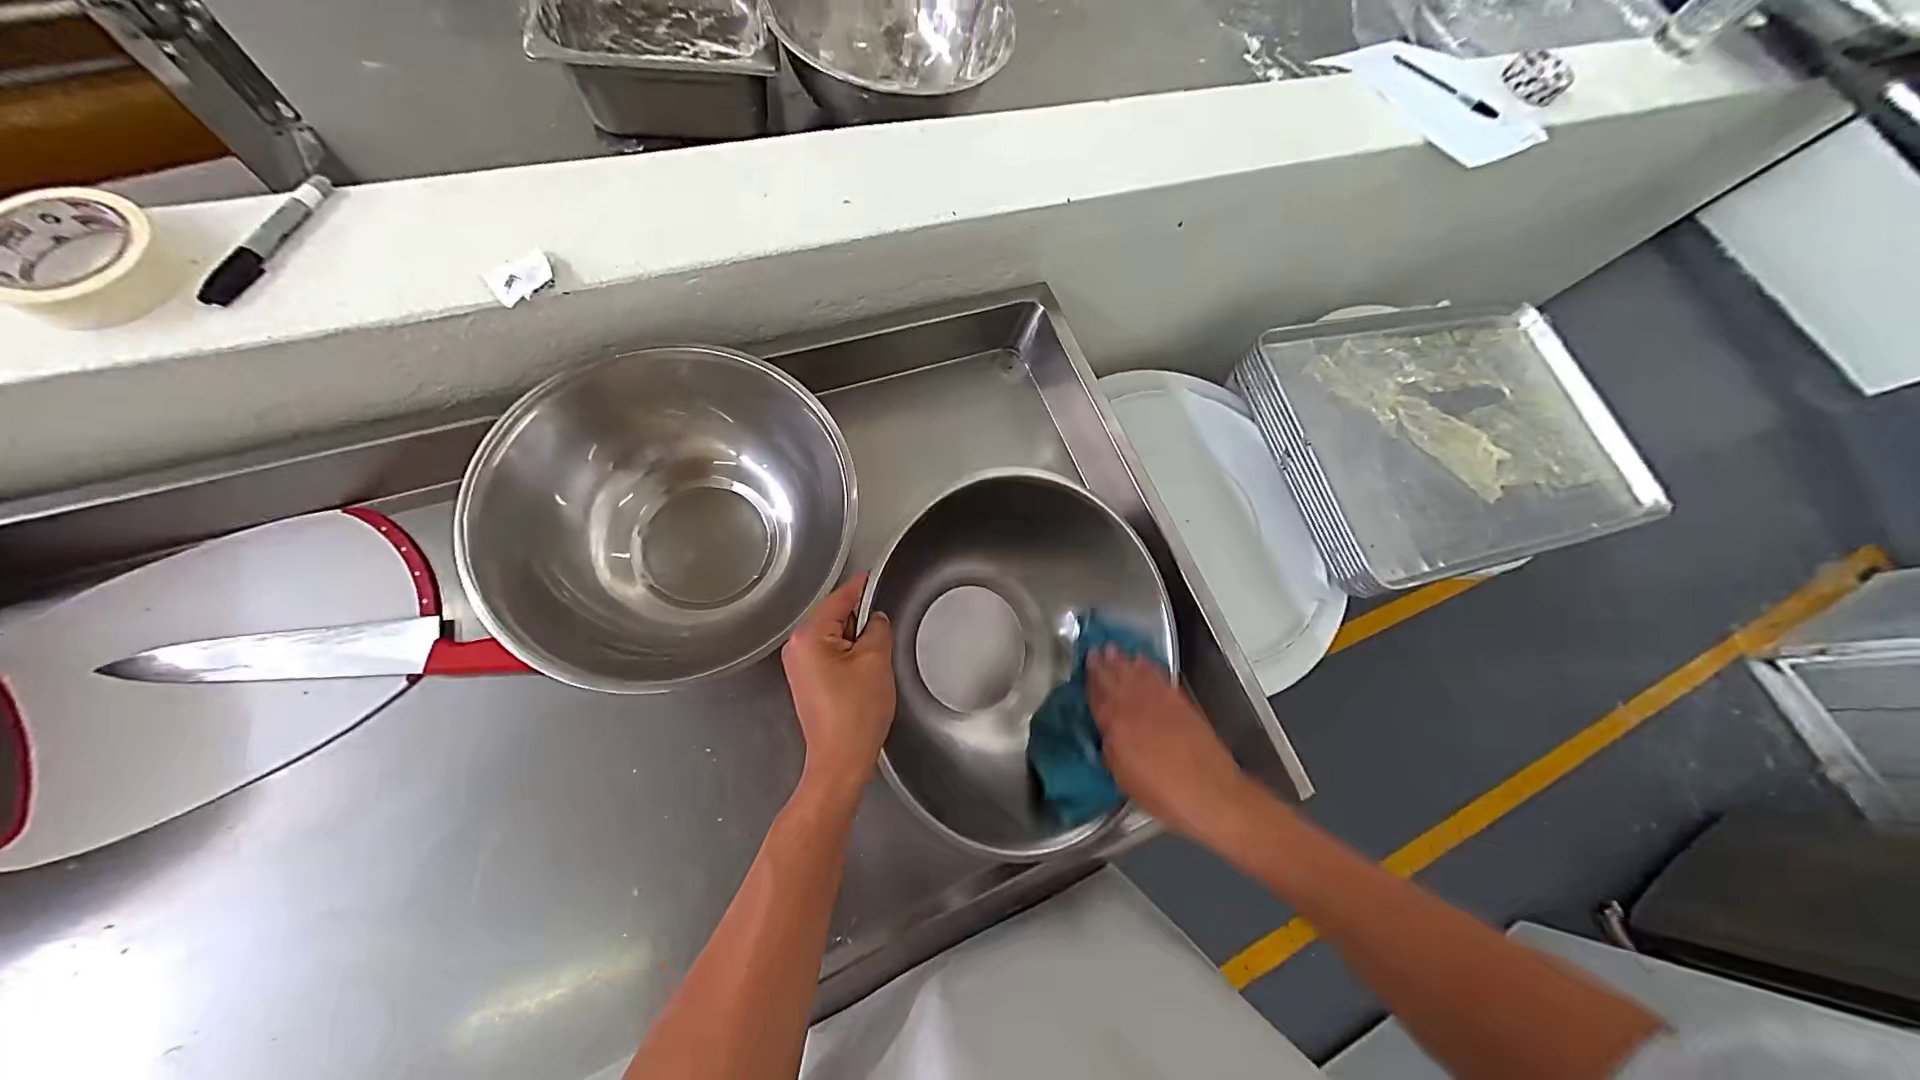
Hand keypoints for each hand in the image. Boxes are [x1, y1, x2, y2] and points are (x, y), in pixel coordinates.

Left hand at [781, 573, 895, 803]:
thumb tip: (876, 618)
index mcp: (809, 637)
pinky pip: (832, 654)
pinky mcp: (809, 681)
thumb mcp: (876, 661)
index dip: (862, 587)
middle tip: (887, 626)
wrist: (841, 761)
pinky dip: (851, 655)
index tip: (877, 575)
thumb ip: (877, 628)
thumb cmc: (856, 714)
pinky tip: (867, 669)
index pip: (839, 598)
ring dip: (858, 639)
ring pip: (836, 636)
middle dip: (862, 618)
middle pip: (835, 616)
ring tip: (879, 654)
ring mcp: (801, 666)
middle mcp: (797, 648)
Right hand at [1087, 647, 1265, 844]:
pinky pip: (1159, 677)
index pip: (1097, 698)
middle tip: (1096, 652)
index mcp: (1115, 728)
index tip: (1085, 672)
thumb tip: (1108, 736)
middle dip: (1103, 664)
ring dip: (1124, 660)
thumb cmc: (1165, 794)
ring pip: (1136, 673)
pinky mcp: (1180, 703)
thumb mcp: (1124, 777)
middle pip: (1114, 679)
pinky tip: (1144, 662)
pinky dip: (1149, 666)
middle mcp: (1135, 709)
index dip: (1090, 683)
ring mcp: (1159, 703)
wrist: (1210, 792)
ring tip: (1115, 650)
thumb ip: (1111, 749)